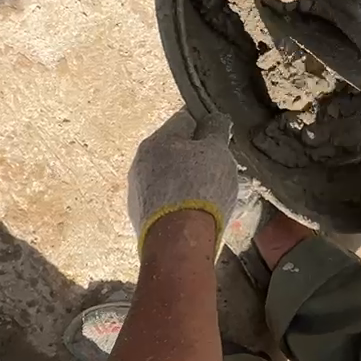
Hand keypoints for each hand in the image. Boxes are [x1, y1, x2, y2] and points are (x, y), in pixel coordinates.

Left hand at [128, 110, 238, 254]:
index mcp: (158, 140)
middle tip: (218, 167)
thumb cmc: (201, 188)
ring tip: (209, 193)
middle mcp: (141, 161)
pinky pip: (164, 198)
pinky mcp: (140, 215)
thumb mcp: (217, 152)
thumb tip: (214, 119)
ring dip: (187, 178)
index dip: (206, 125)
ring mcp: (138, 189)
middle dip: (196, 155)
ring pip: (168, 174)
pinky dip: (179, 199)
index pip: (185, 119)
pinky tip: (194, 211)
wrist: (178, 241)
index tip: (222, 138)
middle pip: (174, 149)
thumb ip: (216, 130)